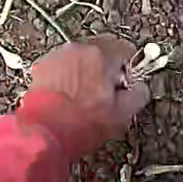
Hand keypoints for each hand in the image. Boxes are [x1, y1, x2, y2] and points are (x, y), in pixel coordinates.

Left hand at [17, 36, 149, 155]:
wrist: (43, 132)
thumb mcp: (122, 114)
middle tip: (106, 94)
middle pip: (101, 51)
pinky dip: (66, 77)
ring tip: (83, 99)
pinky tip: (66, 98)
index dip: (130, 70)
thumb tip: (141, 87)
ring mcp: (58, 56)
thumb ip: (138, 94)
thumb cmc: (80, 124)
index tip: (126, 84)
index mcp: (101, 55)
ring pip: (80, 58)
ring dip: (85, 72)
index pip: (126, 50)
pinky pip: (62, 66)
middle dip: (106, 69)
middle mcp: (78, 49)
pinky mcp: (42, 67)